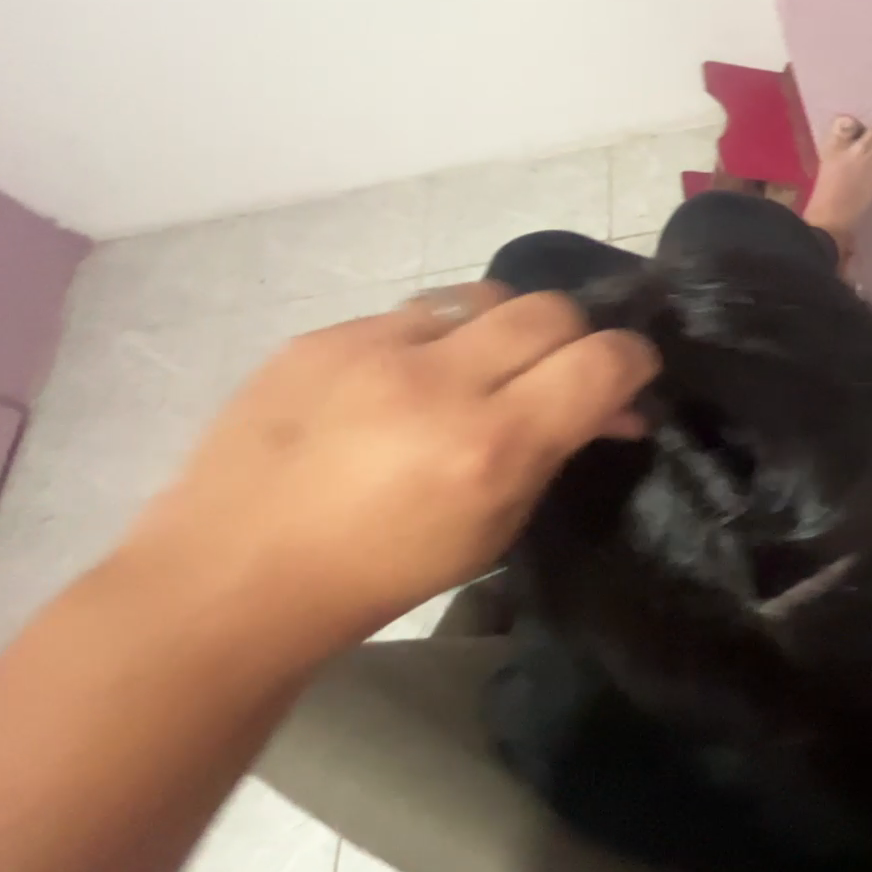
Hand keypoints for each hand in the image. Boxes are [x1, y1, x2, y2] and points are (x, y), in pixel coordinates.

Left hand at [117, 283, 657, 636]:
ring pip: (488, 295)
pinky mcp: (321, 336)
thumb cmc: (391, 569)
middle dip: (578, 337)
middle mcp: (439, 382)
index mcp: (493, 444)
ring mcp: (372, 349)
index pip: (603, 360)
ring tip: (489, 368)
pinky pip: (418, 311)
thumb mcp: (501, 524)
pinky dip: (442, 338)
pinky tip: (414, 378)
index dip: (635, 360)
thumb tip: (620, 408)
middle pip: (552, 309)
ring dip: (511, 328)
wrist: (236, 576)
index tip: (632, 376)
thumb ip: (563, 449)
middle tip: (561, 374)